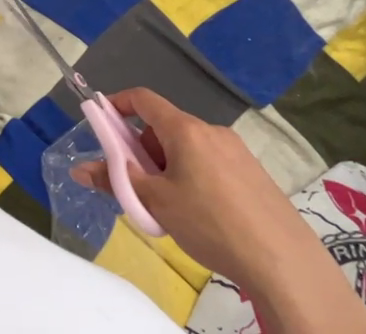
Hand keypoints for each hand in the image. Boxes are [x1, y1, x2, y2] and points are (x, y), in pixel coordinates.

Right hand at [71, 89, 328, 291]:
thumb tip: (78, 170)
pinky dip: (194, 176)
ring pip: (189, 147)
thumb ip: (115, 180)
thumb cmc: (211, 224)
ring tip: (170, 204)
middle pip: (165, 126)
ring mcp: (239, 153)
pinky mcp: (256, 175)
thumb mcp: (155, 202)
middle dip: (143, 148)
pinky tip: (202, 213)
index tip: (102, 125)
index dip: (117, 104)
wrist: (287, 266)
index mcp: (185, 130)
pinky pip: (212, 163)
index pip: (143, 99)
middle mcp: (213, 132)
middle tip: (138, 182)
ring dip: (169, 164)